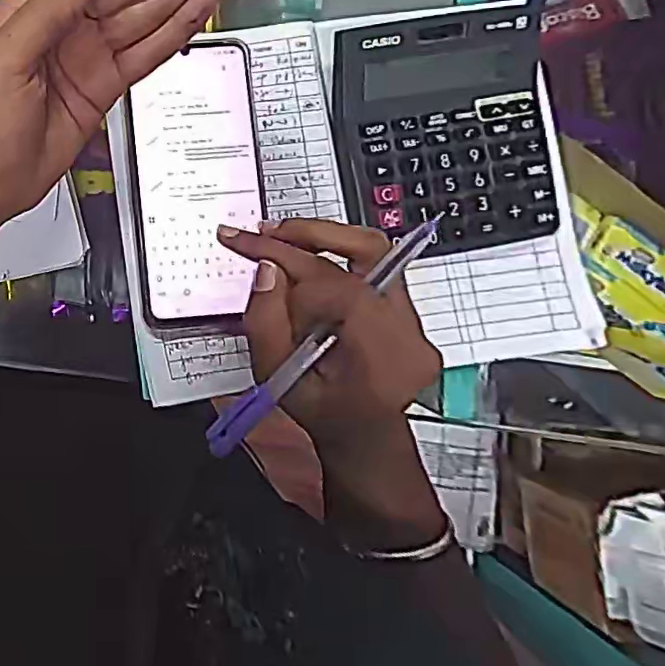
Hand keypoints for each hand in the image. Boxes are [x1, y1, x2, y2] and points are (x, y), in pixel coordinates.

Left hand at [0, 0, 221, 221]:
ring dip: (173, 0)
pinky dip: (171, 34)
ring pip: (136, 21)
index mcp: (26, 13)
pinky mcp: (103, 85)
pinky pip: (143, 54)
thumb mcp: (4, 56)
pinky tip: (194, 14)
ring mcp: (83, 58)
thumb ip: (48, 8)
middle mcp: (58, 32)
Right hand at [217, 219, 446, 546]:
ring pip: (375, 250)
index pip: (341, 288)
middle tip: (266, 232)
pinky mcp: (404, 306)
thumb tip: (268, 269)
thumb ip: (266, 322)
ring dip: (323, 236)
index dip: (291, 263)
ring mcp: (414, 318)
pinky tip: (303, 254)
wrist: (363, 433)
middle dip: (310, 234)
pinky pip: (370, 263)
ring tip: (280, 236)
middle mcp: (410, 334)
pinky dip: (333, 252)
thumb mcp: (276, 377)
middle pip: (369, 253)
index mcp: (382, 359)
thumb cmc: (321, 414)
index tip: (251, 248)